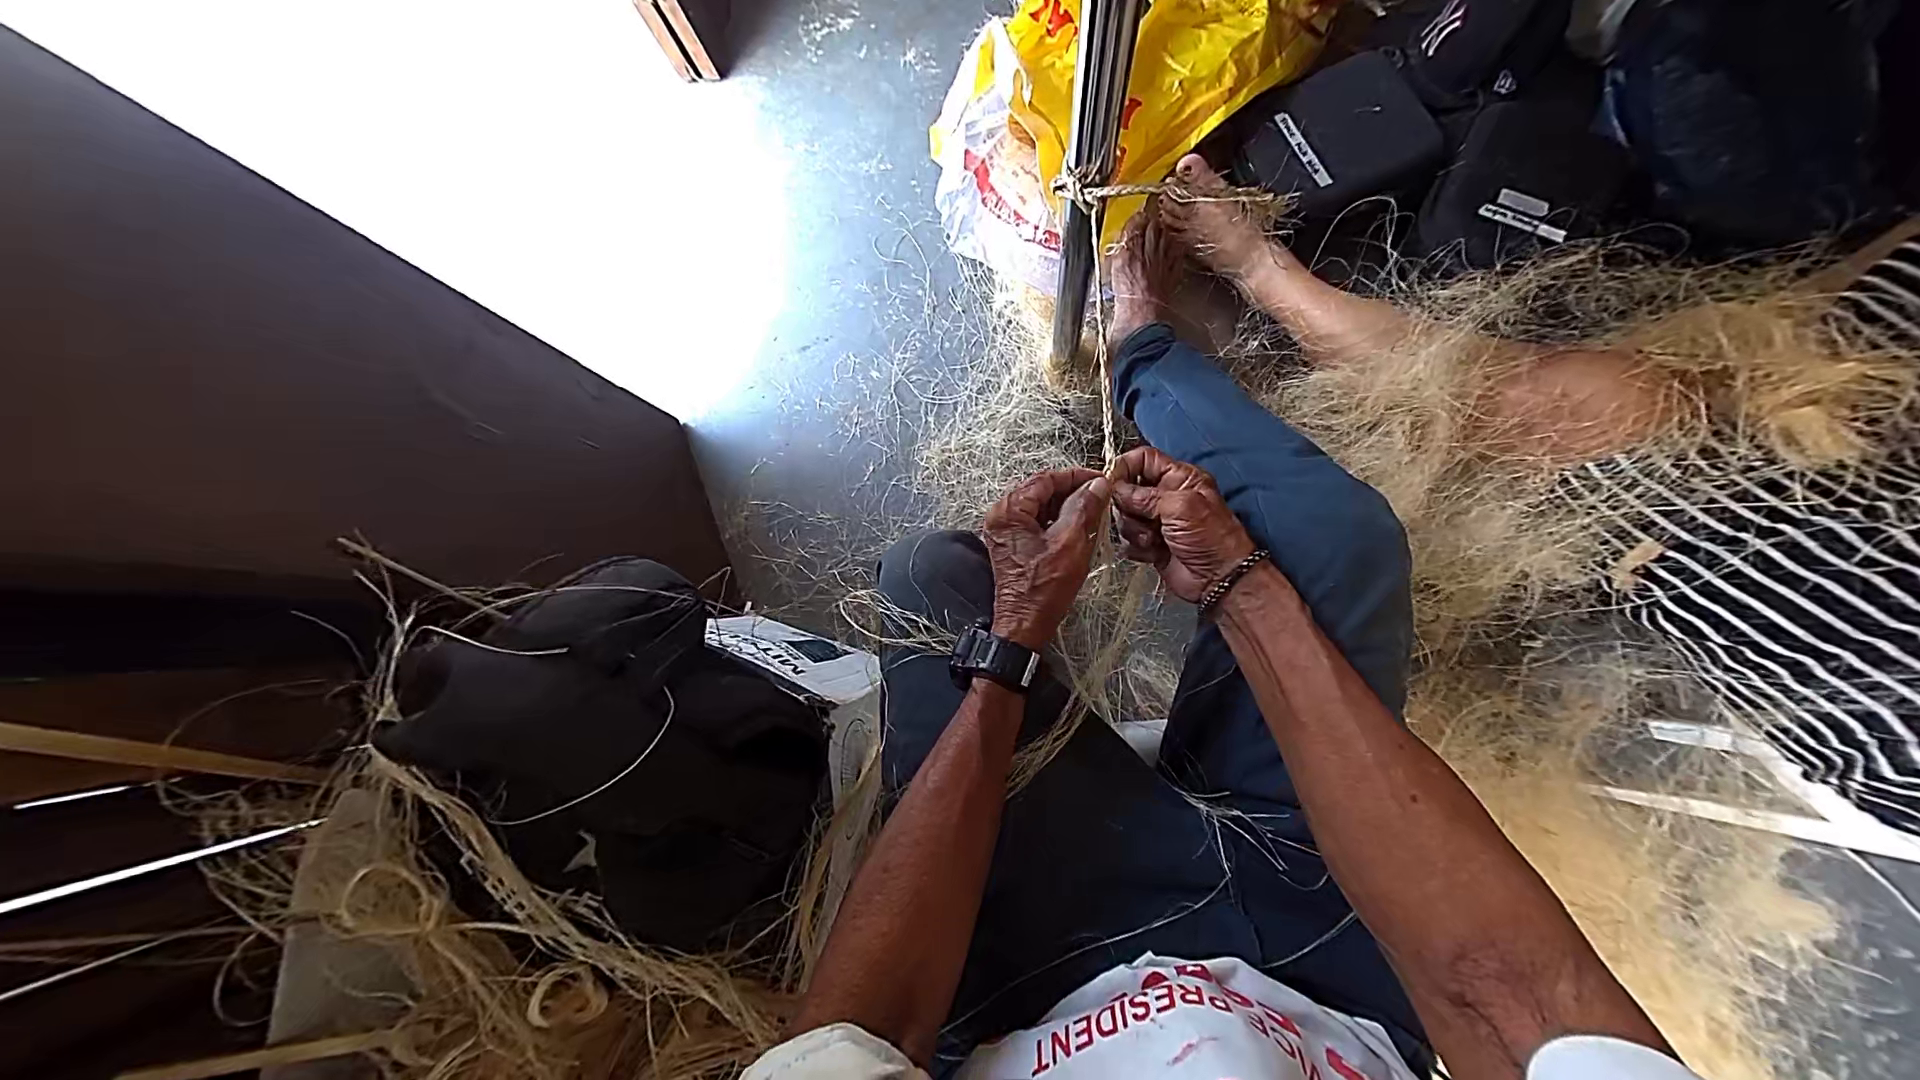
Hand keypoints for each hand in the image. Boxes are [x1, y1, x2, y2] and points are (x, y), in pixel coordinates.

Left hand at [982, 468, 1112, 648]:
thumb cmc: (1043, 589)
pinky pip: (1038, 522)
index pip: (1045, 479)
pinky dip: (1058, 520)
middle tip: (1098, 494)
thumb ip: (1084, 507)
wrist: (1026, 621)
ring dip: (1067, 505)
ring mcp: (1006, 531)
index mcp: (1009, 511)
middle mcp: (1002, 517)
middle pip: (1042, 490)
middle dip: (1072, 491)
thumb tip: (1097, 485)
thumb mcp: (1070, 542)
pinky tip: (1077, 526)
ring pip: (1041, 506)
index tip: (1098, 479)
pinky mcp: (1013, 544)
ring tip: (1092, 510)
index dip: (1075, 476)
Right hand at [1108, 447, 1256, 603]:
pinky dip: (1137, 547)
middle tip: (1142, 518)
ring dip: (1134, 530)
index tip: (1112, 483)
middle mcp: (1164, 495)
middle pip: (1126, 490)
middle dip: (1127, 506)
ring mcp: (1155, 520)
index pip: (1143, 459)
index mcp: (1178, 477)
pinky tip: (1154, 553)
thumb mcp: (1180, 506)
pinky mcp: (1148, 543)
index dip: (1124, 467)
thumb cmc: (1210, 537)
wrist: (1218, 578)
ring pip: (1123, 517)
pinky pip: (1127, 539)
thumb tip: (1115, 489)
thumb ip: (1144, 495)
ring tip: (1153, 539)